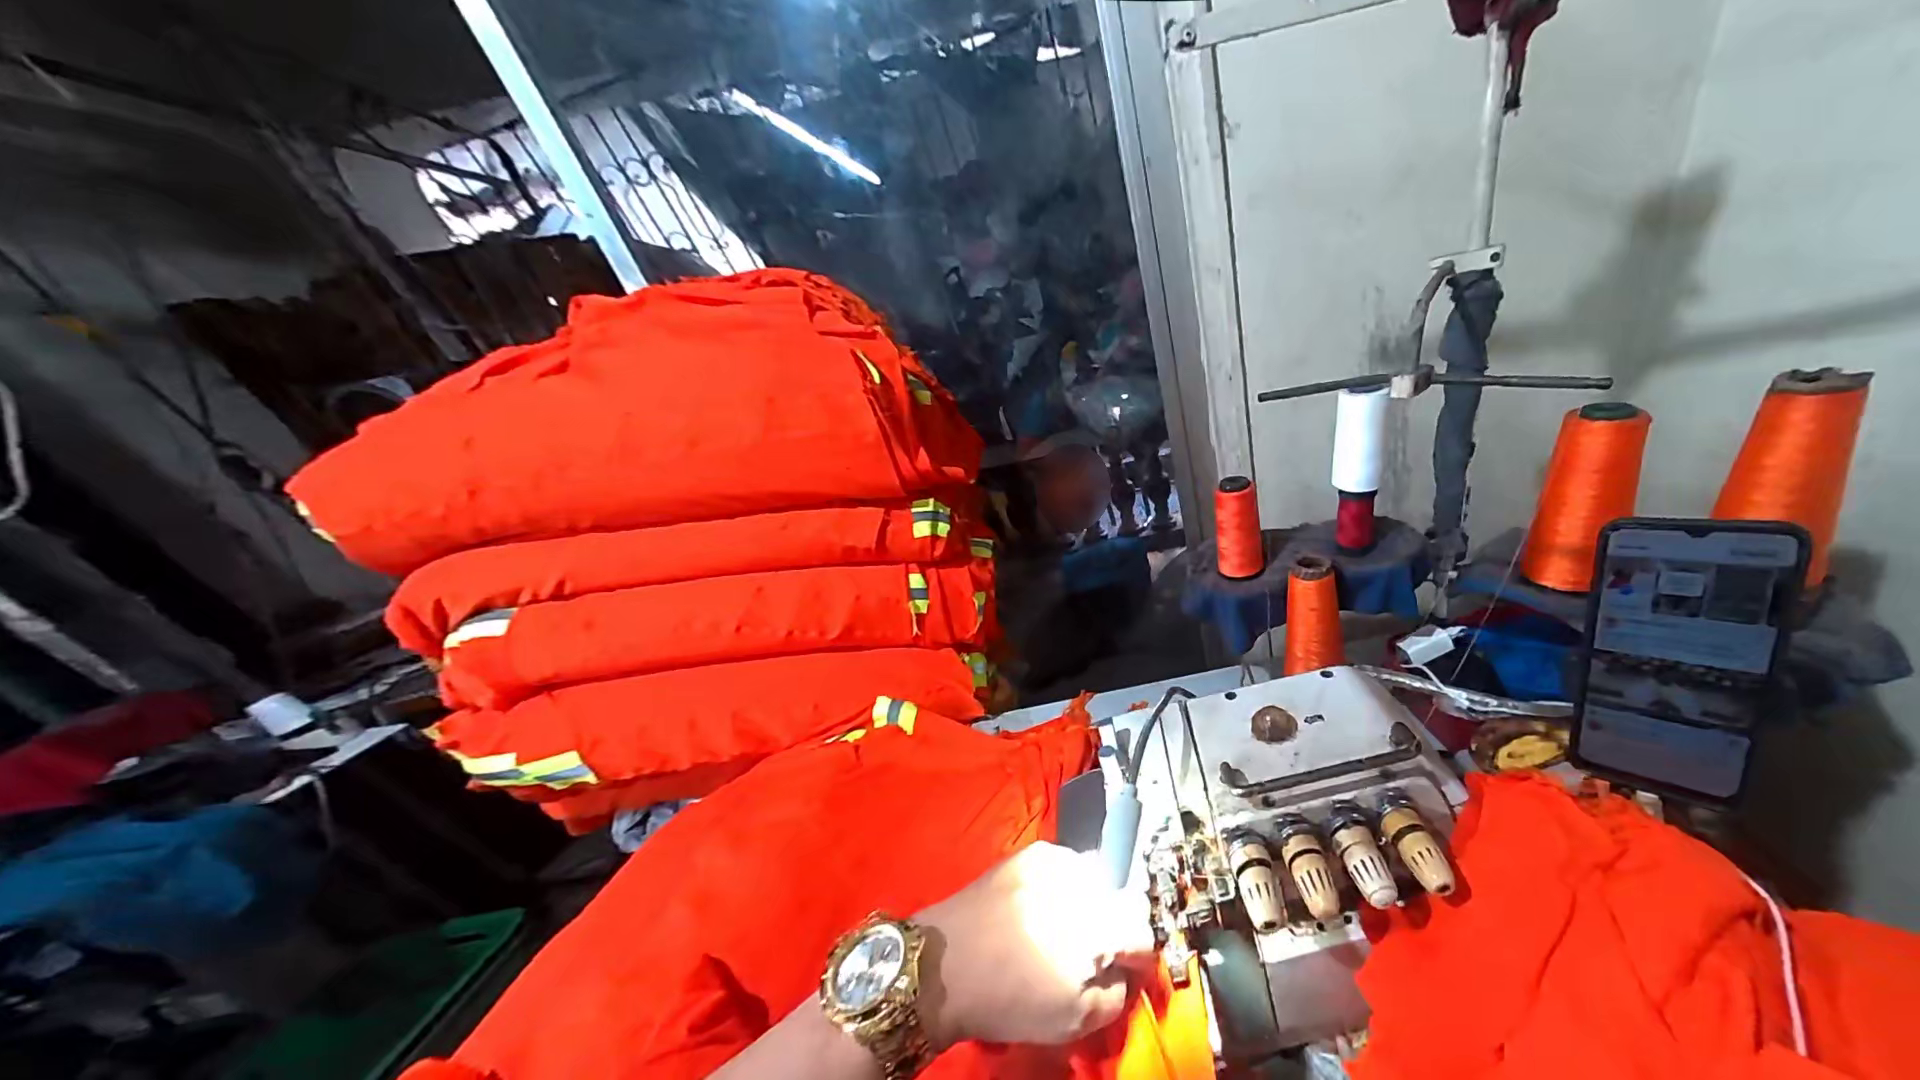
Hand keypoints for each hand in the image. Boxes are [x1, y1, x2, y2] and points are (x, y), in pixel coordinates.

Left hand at [915, 842, 1156, 1048]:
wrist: (942, 965)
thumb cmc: (1006, 998)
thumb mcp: (1074, 1019)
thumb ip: (1116, 992)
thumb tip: (1126, 968)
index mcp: (1094, 924)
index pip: (1141, 929)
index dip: (1136, 953)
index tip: (1124, 967)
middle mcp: (1076, 882)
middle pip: (1119, 897)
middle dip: (1112, 923)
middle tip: (1090, 951)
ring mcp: (1049, 861)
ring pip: (1092, 878)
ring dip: (1089, 901)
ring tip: (1061, 929)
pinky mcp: (1027, 854)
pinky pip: (1063, 866)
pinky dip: (1062, 885)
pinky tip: (1041, 910)